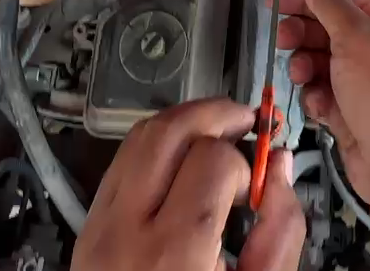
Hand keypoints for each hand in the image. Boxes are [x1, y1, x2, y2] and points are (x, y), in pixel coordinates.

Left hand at [73, 98, 303, 270]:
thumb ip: (278, 234)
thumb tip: (282, 165)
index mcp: (172, 255)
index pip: (213, 161)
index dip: (246, 161)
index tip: (260, 182)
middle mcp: (125, 231)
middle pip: (168, 130)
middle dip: (215, 114)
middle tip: (248, 124)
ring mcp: (97, 226)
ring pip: (140, 135)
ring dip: (185, 121)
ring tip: (219, 134)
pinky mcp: (86, 227)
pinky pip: (122, 160)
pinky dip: (157, 145)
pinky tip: (183, 160)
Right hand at [275, 0, 369, 205]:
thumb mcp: (355, 35)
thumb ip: (329, 2)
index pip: (338, 0)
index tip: (273, 2)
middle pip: (326, 32)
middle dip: (303, 35)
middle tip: (283, 39)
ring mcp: (362, 85)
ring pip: (320, 65)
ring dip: (306, 67)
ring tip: (301, 76)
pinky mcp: (350, 116)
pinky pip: (324, 97)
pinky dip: (317, 99)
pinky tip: (319, 107)